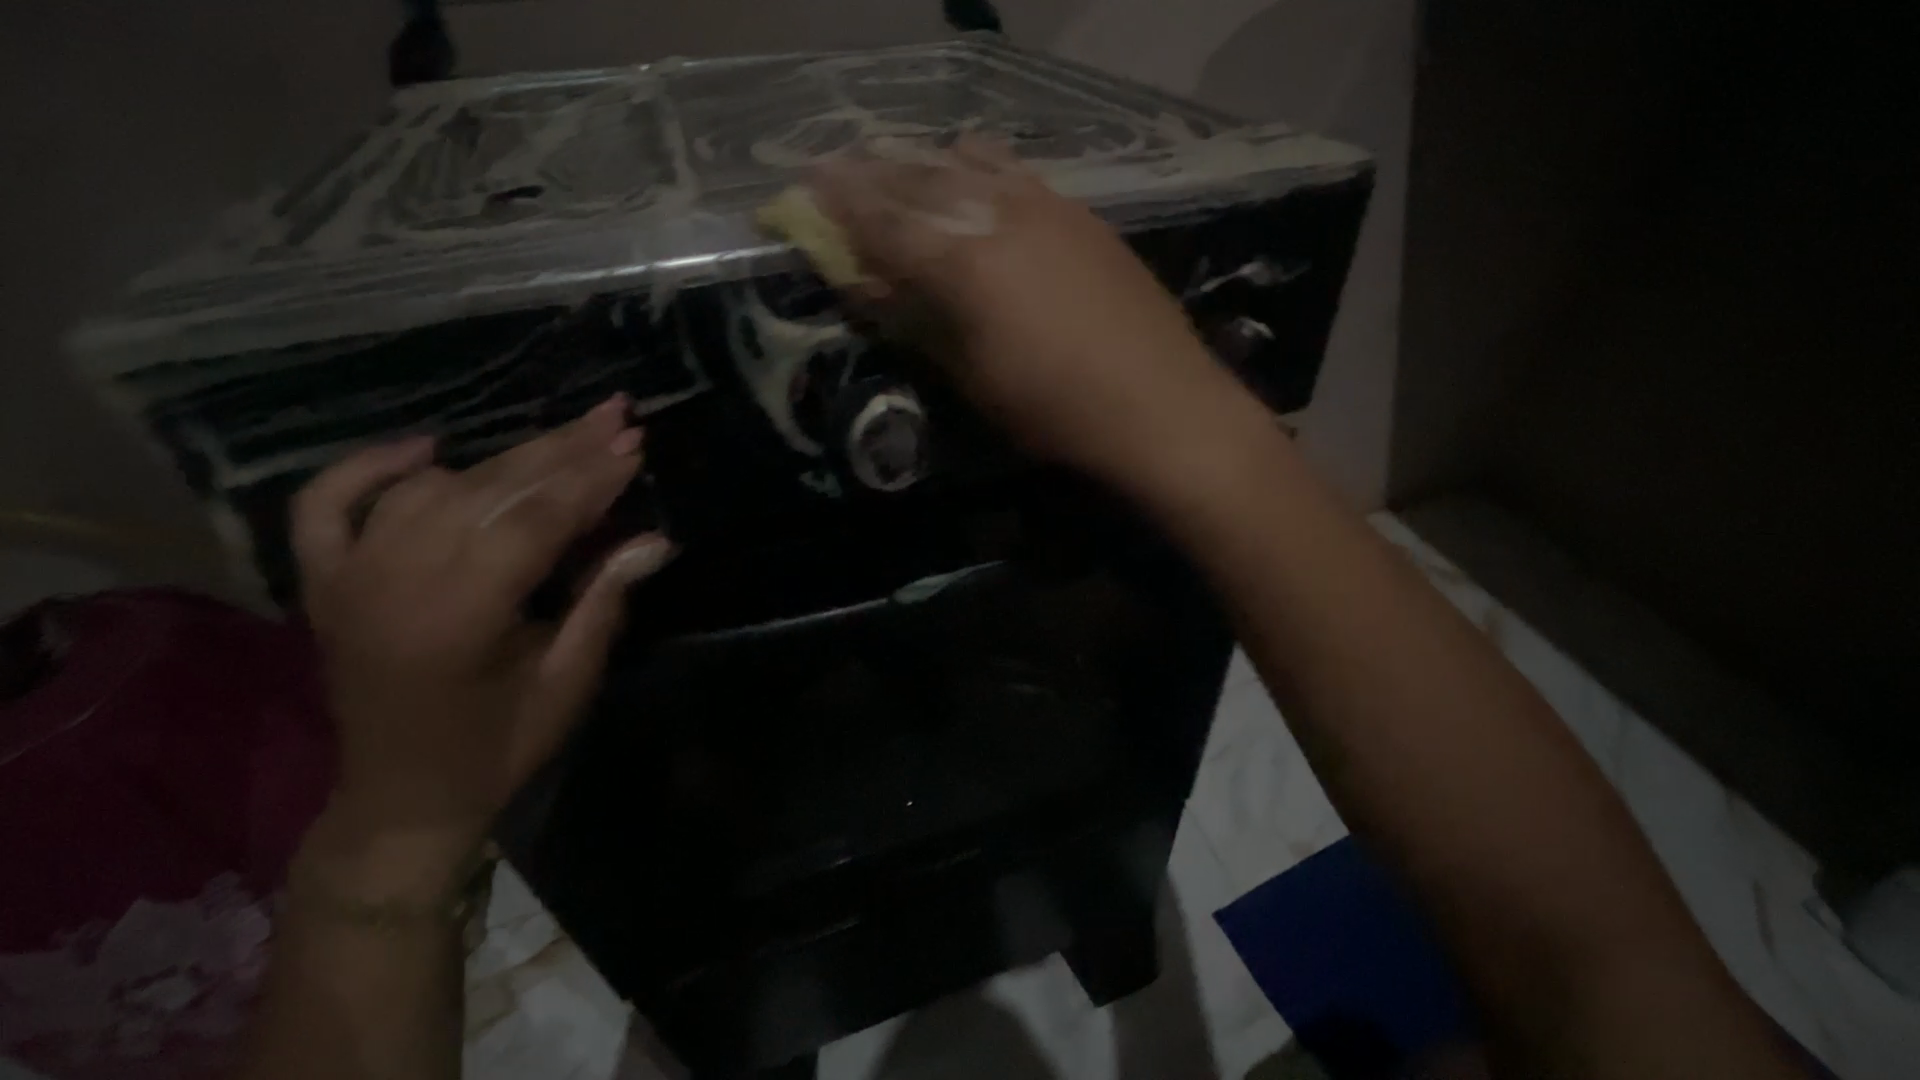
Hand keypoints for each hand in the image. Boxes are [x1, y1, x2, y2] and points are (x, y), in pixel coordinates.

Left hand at [290, 395, 674, 864]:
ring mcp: (348, 578)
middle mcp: (393, 583)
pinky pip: (329, 504)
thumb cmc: (498, 748)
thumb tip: (654, 540)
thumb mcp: (568, 683)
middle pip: (486, 492)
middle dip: (561, 451)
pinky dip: (370, 467)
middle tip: (614, 415)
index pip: (533, 522)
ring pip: (430, 489)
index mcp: (458, 618)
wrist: (402, 799)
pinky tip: (428, 447)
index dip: (589, 479)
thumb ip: (603, 603)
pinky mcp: (323, 582)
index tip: (634, 443)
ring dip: (501, 459)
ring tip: (564, 436)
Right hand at [809, 139, 1264, 493]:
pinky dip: (981, 163)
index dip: (840, 204)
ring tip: (900, 164)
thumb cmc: (1054, 411)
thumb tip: (872, 288)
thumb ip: (918, 323)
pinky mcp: (1079, 213)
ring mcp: (1044, 207)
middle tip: (839, 165)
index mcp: (962, 265)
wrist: (1161, 405)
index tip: (806, 185)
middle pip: (921, 181)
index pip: (884, 221)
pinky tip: (973, 165)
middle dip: (873, 172)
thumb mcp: (972, 378)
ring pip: (969, 164)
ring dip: (925, 161)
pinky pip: (1016, 170)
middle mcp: (998, 217)